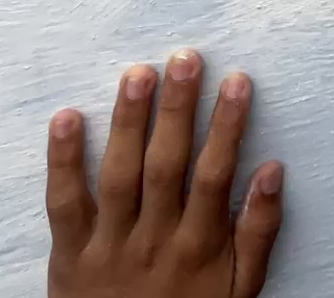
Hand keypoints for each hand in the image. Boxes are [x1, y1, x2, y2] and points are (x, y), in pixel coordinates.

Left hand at [46, 49, 284, 297]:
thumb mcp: (240, 289)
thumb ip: (259, 231)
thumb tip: (272, 169)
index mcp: (198, 245)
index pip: (215, 172)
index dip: (227, 124)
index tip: (236, 79)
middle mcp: (152, 240)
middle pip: (165, 165)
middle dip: (177, 108)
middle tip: (184, 59)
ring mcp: (107, 247)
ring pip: (118, 175)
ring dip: (128, 121)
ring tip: (137, 73)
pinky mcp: (68, 255)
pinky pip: (63, 204)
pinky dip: (62, 160)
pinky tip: (68, 116)